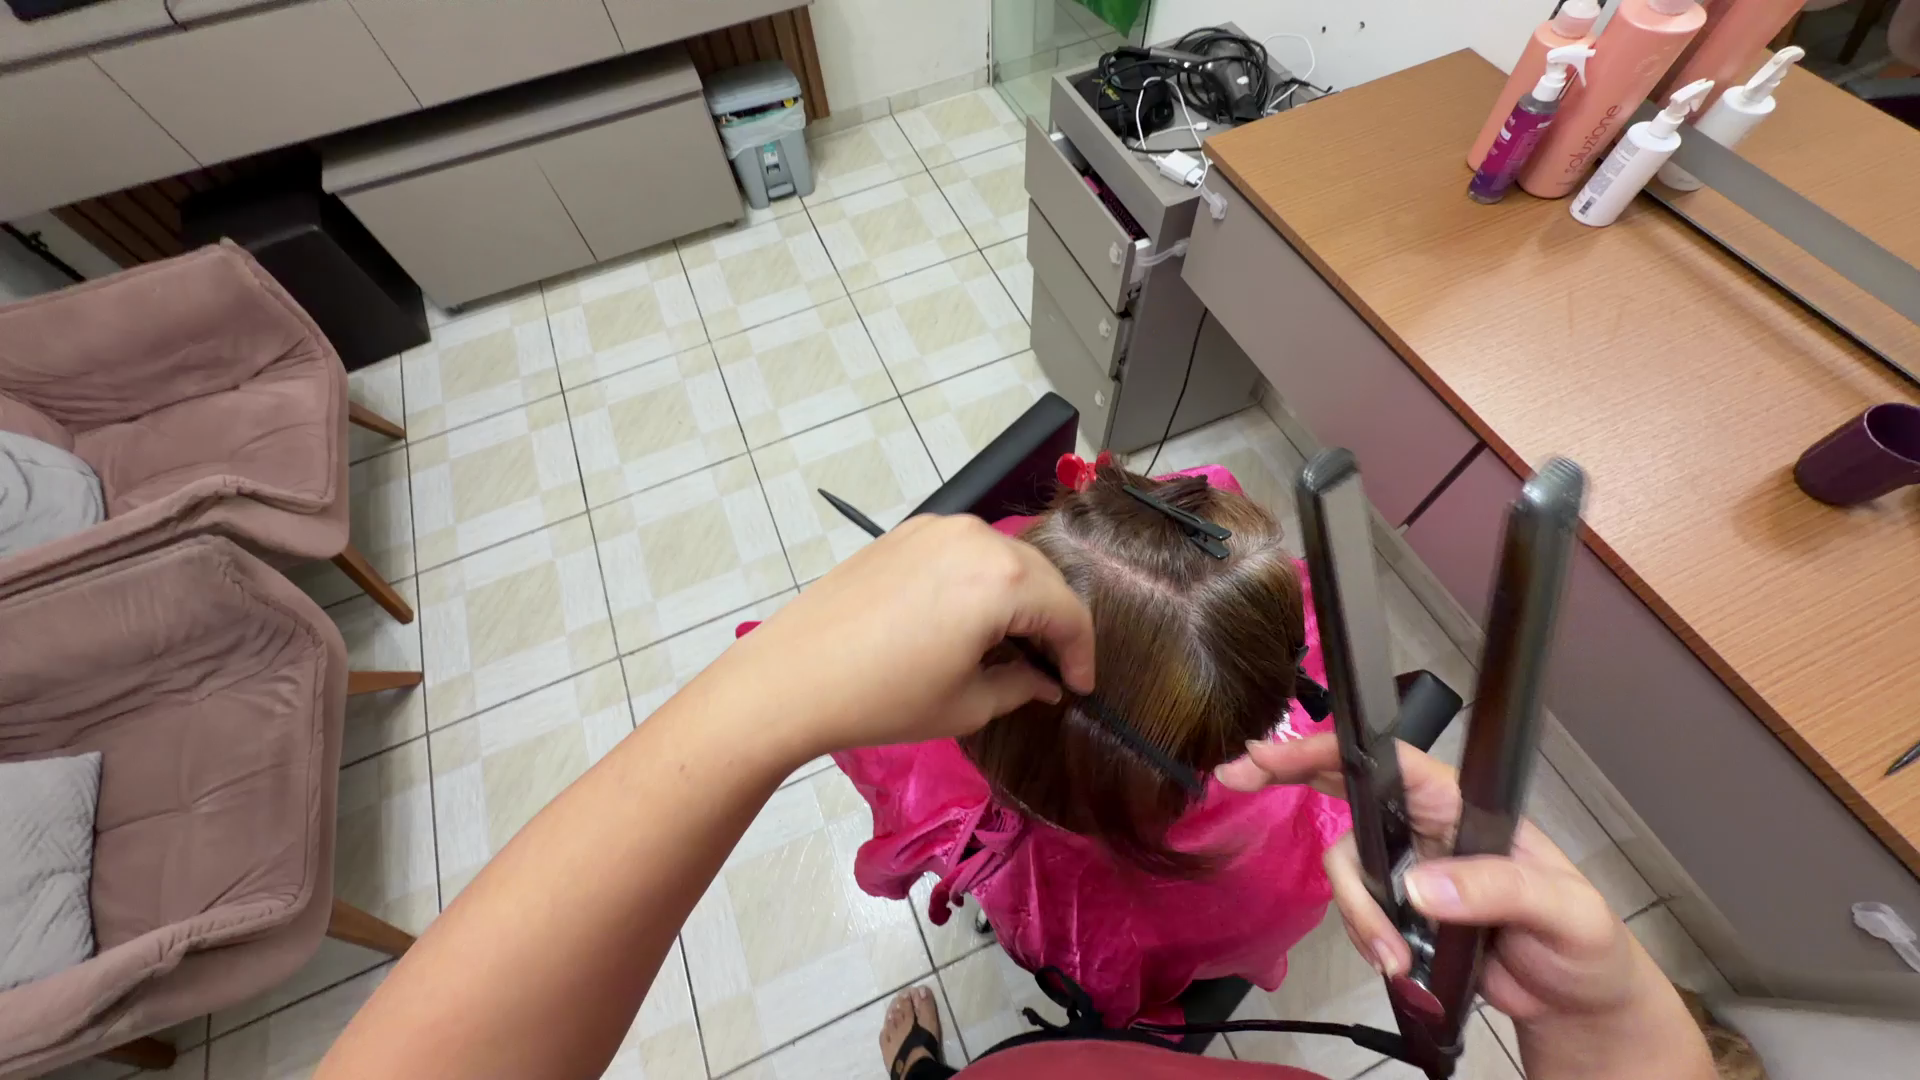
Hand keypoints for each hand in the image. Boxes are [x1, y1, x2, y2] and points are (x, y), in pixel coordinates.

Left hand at [707, 514, 1095, 758]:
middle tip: (1051, 669)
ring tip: (1012, 643)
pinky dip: (982, 580)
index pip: (1068, 612)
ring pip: (1004, 558)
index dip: (1083, 654)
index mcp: (1001, 578)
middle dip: (1054, 623)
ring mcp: (937, 527)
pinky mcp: (906, 531)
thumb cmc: (884, 698)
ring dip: (1020, 598)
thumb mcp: (965, 705)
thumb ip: (1021, 687)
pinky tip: (969, 616)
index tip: (1080, 687)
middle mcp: (976, 537)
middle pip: (1040, 577)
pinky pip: (966, 551)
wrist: (791, 675)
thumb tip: (1046, 682)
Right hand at [1218, 735, 1713, 1079]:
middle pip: (1337, 787)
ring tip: (1394, 957)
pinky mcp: (1390, 908)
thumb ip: (1493, 889)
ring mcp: (1399, 865)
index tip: (1270, 752)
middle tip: (1236, 777)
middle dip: (1283, 776)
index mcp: (1454, 802)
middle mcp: (1417, 823)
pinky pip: (1353, 909)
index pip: (1383, 759)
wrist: (1574, 1005)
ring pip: (1343, 866)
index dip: (1324, 748)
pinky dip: (1363, 935)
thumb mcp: (1562, 910)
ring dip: (1357, 911)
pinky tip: (1395, 962)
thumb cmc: (1582, 940)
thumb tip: (1417, 888)